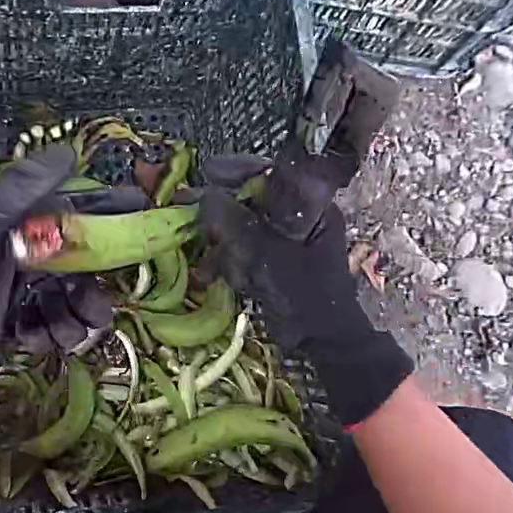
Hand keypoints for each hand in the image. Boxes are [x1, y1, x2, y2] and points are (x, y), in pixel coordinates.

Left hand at [0, 146, 110, 396]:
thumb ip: (23, 189)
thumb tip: (69, 151)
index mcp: (40, 230)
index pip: (89, 218)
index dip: (118, 216)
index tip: (145, 220)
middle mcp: (47, 260)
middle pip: (93, 278)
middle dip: (94, 296)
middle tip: (89, 307)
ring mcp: (39, 295)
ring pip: (80, 312)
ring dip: (71, 323)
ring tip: (51, 326)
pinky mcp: (30, 326)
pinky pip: (56, 335)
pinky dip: (45, 338)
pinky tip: (24, 334)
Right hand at [201, 153, 411, 427]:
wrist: (324, 343)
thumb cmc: (307, 297)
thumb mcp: (268, 257)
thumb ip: (236, 224)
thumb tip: (203, 196)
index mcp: (311, 206)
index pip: (273, 172)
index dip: (238, 168)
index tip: (208, 172)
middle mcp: (299, 216)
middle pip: (252, 198)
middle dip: (221, 212)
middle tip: (189, 210)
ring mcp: (285, 239)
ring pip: (243, 224)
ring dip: (222, 242)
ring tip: (207, 262)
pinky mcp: (273, 259)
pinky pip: (244, 247)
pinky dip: (228, 260)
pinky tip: (215, 276)